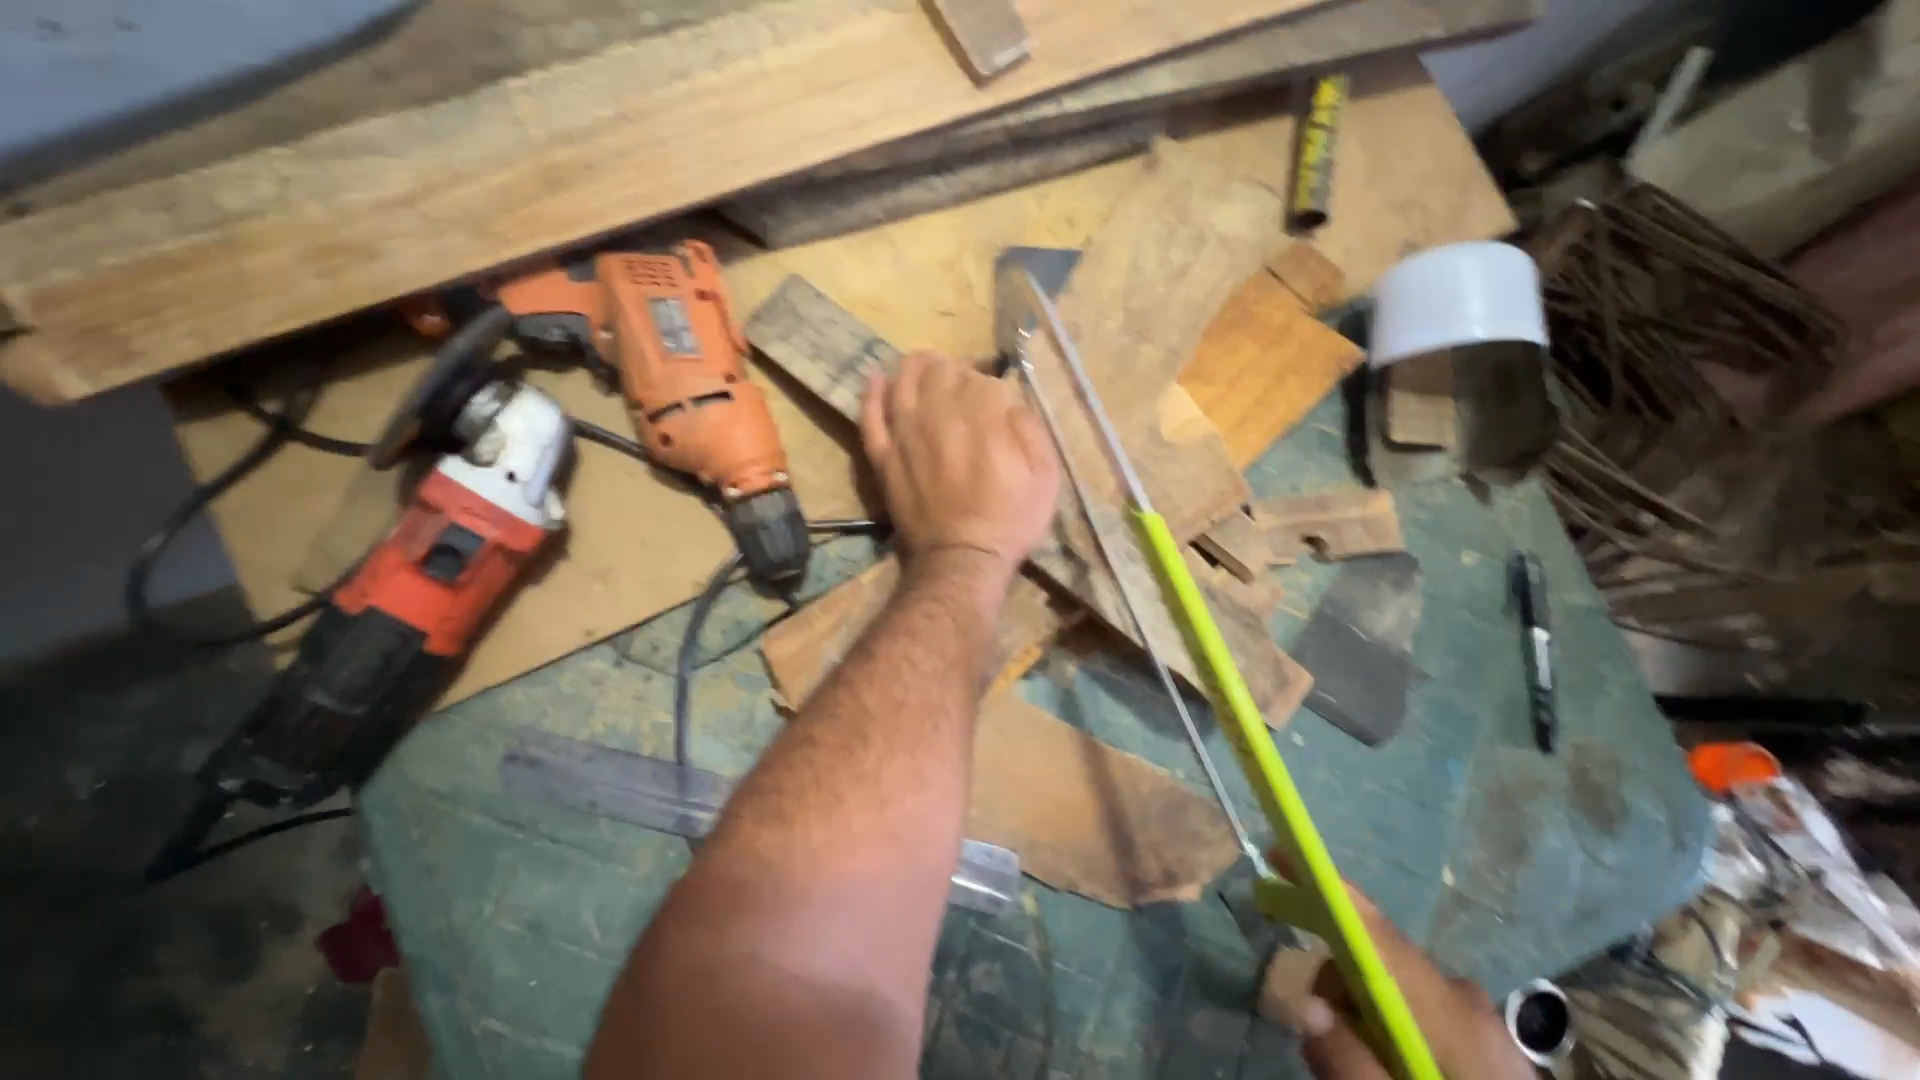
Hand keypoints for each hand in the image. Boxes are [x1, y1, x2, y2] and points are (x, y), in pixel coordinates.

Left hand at [860, 351, 1059, 579]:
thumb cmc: (1011, 519)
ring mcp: (906, 434)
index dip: (989, 382)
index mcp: (983, 415)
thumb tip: (1009, 399)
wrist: (962, 559)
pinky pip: (870, 416)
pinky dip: (872, 394)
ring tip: (924, 363)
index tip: (996, 399)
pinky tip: (877, 379)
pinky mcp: (883, 456)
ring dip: (915, 367)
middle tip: (962, 381)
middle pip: (941, 372)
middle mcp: (939, 414)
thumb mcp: (1045, 474)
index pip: (980, 378)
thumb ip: (1029, 427)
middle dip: (954, 370)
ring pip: (904, 383)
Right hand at [1279, 889, 1532, 1079]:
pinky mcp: (1484, 1040)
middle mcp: (1466, 1000)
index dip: (1328, 891)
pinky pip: (1417, 1011)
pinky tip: (1383, 1066)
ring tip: (1355, 1068)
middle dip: (1333, 985)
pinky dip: (1386, 1027)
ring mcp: (1480, 1020)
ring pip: (1393, 989)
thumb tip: (1305, 1007)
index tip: (1282, 855)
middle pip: (1376, 961)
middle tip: (1314, 1042)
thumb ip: (1351, 1067)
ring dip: (1359, 1015)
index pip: (1378, 934)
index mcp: (1450, 1014)